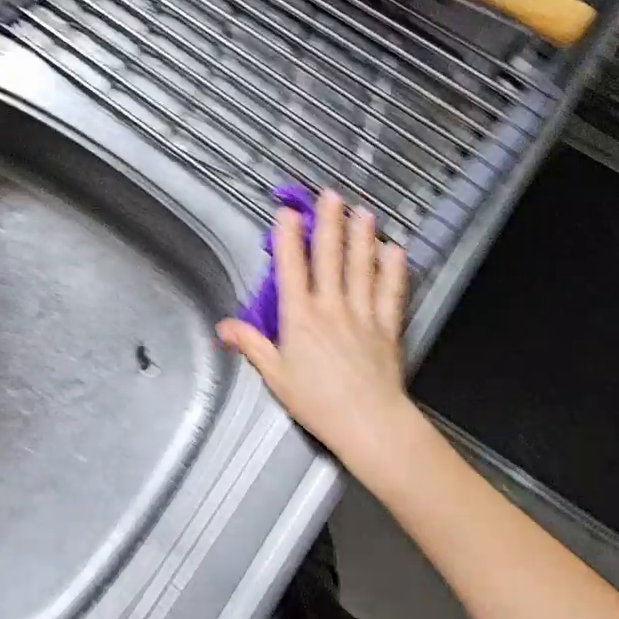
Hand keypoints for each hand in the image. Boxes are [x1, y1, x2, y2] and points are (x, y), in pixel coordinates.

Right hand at [217, 189, 414, 466]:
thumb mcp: (275, 376)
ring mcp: (363, 314)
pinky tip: (394, 250)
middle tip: (331, 195)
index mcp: (300, 317)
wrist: (368, 423)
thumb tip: (224, 326)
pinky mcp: (387, 327)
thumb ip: (252, 345)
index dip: (287, 238)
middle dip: (328, 223)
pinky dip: (393, 270)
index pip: (291, 268)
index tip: (287, 212)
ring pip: (362, 267)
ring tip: (363, 212)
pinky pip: (391, 292)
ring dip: (361, 237)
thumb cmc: (316, 402)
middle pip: (329, 257)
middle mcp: (332, 307)